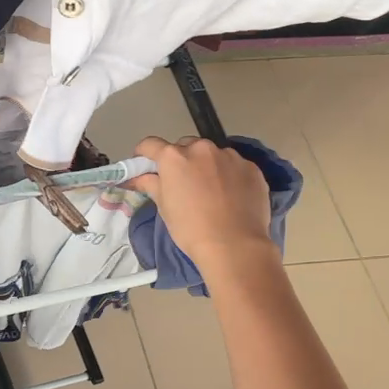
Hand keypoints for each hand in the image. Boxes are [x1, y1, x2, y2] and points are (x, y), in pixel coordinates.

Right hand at [129, 136, 274, 269]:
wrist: (234, 244)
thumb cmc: (190, 227)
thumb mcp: (164, 206)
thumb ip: (150, 185)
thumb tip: (137, 179)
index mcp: (174, 157)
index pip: (151, 144)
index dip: (144, 154)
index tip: (145, 165)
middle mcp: (201, 148)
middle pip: (184, 146)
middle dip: (180, 160)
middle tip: (182, 182)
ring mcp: (230, 156)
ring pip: (212, 154)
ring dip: (206, 165)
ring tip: (211, 189)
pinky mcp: (251, 167)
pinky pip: (234, 165)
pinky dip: (228, 174)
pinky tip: (231, 195)